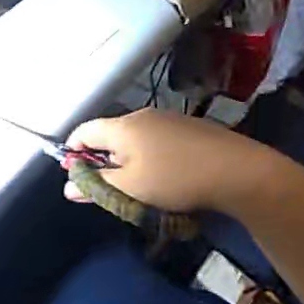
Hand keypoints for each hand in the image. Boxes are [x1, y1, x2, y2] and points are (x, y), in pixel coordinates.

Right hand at [62, 108, 291, 213]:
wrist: (234, 169)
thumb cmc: (174, 179)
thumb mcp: (130, 189)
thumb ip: (97, 186)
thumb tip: (69, 187)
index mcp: (122, 126)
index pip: (84, 131)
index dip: (73, 152)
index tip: (74, 175)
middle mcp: (142, 115)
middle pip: (109, 133)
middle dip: (102, 159)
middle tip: (107, 188)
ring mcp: (167, 119)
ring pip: (134, 138)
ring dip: (127, 159)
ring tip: (136, 187)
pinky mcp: (188, 127)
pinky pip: (156, 140)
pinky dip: (149, 156)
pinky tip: (164, 176)